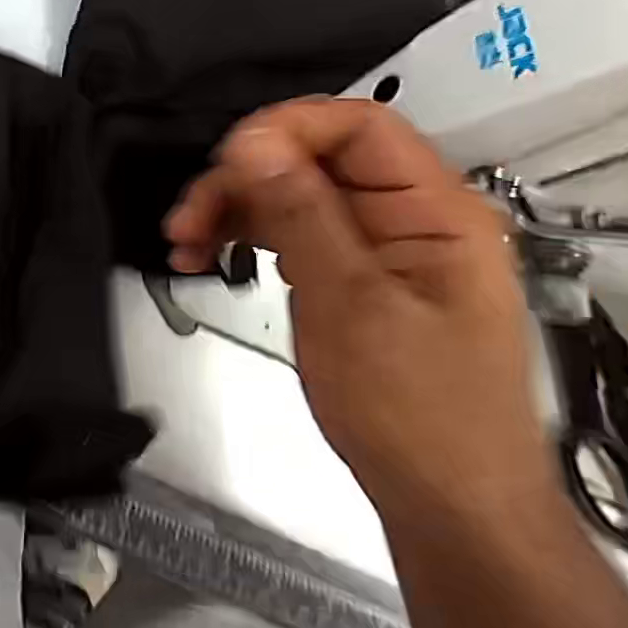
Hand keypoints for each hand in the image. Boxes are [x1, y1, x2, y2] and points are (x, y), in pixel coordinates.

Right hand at [162, 99, 554, 517]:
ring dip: (229, 210)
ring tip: (184, 243)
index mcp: (434, 212)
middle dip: (241, 180)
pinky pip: (285, 231)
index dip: (287, 128)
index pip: (359, 127)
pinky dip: (240, 237)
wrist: (443, 501)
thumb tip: (251, 142)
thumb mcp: (350, 303)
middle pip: (310, 159)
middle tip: (187, 219)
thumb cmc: (414, 410)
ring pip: (287, 194)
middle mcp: (405, 217)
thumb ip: (301, 214)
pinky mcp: (346, 272)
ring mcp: (373, 245)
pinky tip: (204, 257)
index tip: (225, 161)